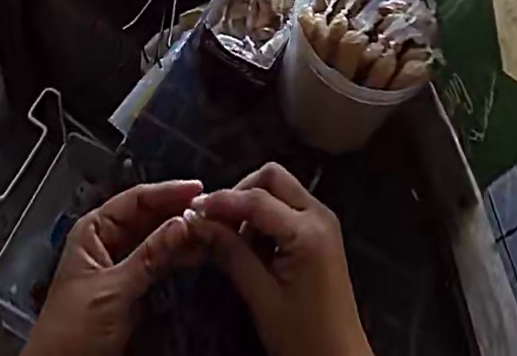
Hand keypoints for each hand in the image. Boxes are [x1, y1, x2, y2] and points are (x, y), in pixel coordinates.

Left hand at [22, 179, 203, 355]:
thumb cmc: (72, 332)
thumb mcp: (113, 291)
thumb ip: (149, 256)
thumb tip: (182, 223)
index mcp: (95, 230)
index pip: (136, 199)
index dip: (167, 192)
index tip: (196, 188)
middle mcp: (110, 241)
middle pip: (149, 217)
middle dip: (177, 212)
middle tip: (209, 209)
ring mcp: (123, 265)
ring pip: (157, 240)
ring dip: (181, 235)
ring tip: (210, 228)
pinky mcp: (134, 290)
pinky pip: (159, 265)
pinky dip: (178, 258)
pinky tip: (197, 253)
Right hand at [187, 163, 371, 355]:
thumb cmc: (304, 340)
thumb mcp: (262, 298)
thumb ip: (230, 253)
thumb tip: (197, 223)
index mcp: (308, 232)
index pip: (256, 199)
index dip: (221, 202)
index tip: (193, 211)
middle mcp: (319, 215)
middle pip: (272, 177)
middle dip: (240, 194)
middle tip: (217, 222)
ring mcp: (323, 220)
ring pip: (279, 187)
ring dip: (252, 204)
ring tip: (235, 240)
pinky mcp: (321, 231)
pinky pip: (287, 204)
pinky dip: (266, 215)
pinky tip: (254, 246)